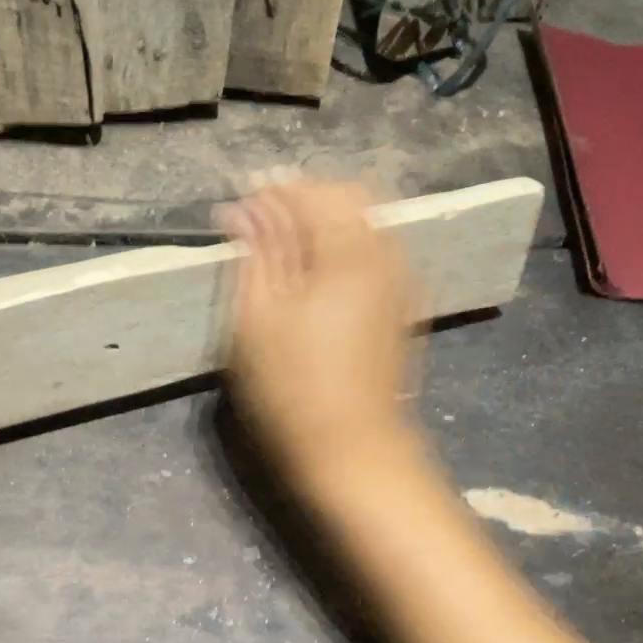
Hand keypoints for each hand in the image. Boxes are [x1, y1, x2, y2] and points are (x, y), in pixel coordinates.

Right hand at [219, 180, 427, 486]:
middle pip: (347, 197)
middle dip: (302, 200)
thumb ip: (254, 254)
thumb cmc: (292, 390)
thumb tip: (242, 209)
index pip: (311, 191)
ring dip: (325, 223)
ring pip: (366, 223)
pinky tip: (318, 276)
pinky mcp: (404, 307)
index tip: (237, 207)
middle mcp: (386, 253)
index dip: (271, 192)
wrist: (353, 451)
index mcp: (348, 251)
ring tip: (284, 251)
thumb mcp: (258, 320)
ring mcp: (402, 280)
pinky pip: (377, 253)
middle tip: (260, 225)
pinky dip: (346, 249)